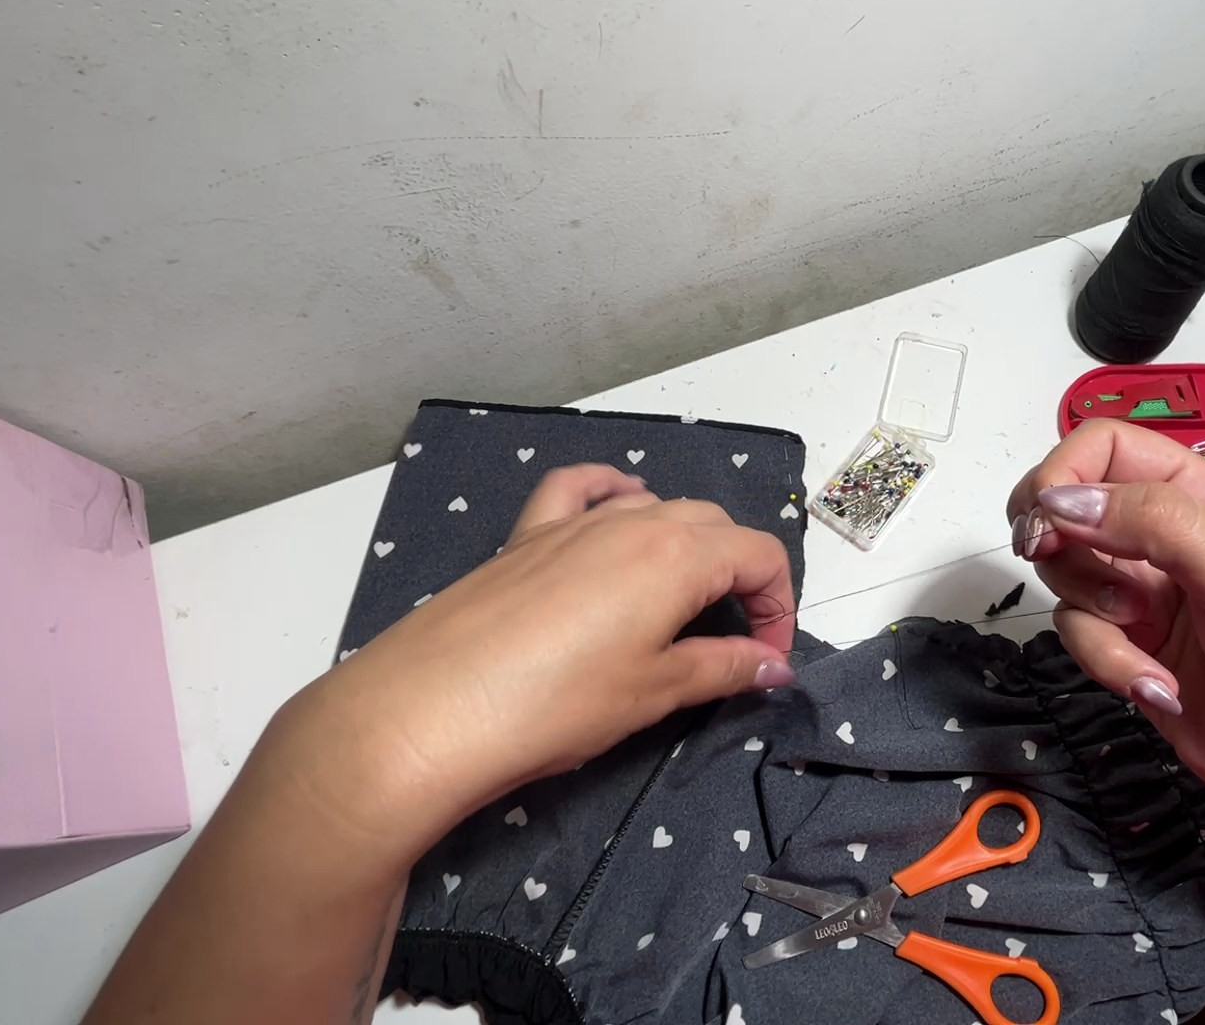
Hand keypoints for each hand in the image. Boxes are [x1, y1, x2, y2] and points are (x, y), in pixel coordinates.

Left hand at [269, 464, 797, 864]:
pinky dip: (610, 492)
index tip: (768, 657)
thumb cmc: (558, 705)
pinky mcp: (527, 534)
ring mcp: (575, 521)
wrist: (425, 715)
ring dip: (688, 546)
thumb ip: (727, 667)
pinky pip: (579, 490)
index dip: (779, 605)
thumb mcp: (656, 690)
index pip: (760, 556)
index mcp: (678, 553)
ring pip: (657, 508)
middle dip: (740, 577)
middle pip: (716, 528)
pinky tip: (618, 506)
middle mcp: (634, 520)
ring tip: (679, 600)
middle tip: (730, 639)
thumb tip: (777, 665)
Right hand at [1006, 420, 1204, 827]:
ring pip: (1062, 570)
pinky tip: (1156, 683)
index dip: (1065, 470)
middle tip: (1051, 556)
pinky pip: (1074, 631)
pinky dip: (1103, 659)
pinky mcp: (1124, 644)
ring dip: (1089, 606)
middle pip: (1066, 503)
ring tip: (1142, 631)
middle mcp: (1163, 537)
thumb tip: (1061, 499)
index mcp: (1204, 499)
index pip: (1106, 448)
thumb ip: (1160, 525)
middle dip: (1055, 536)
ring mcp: (1140, 592)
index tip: (1047, 516)